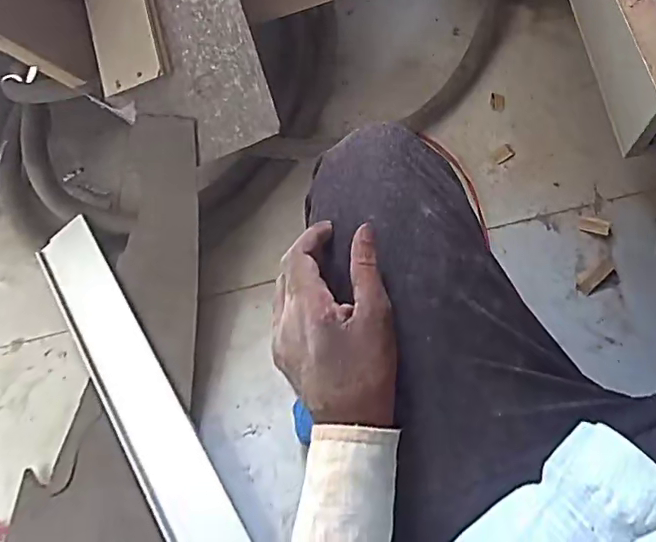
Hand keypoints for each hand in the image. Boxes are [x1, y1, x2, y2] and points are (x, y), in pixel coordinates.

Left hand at [271, 221, 396, 426]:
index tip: (330, 229)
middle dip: (305, 251)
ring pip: (281, 292)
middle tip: (330, 244)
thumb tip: (363, 232)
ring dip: (298, 272)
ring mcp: (279, 340)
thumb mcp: (376, 315)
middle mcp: (284, 321)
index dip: (312, 237)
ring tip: (324, 266)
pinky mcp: (281, 355)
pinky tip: (316, 299)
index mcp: (306, 308)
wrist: (351, 425)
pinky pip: (282, 312)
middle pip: (285, 271)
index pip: (297, 257)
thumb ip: (365, 269)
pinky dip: (295, 294)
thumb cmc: (368, 371)